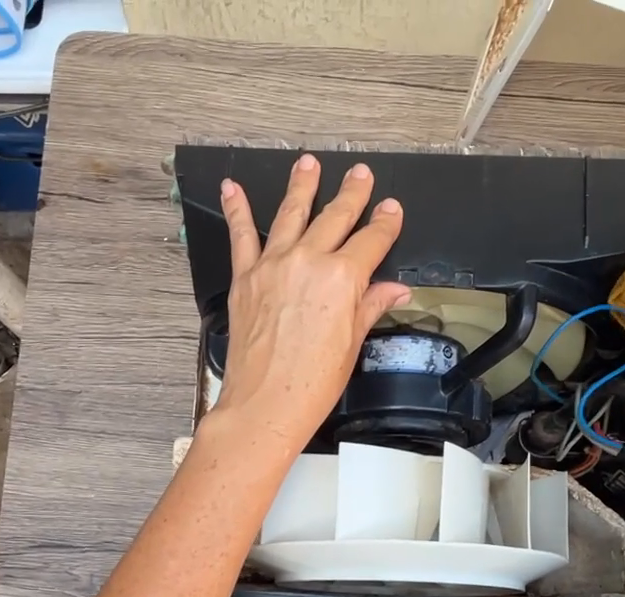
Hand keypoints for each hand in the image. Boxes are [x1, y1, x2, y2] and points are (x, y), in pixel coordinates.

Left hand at [208, 154, 410, 456]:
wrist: (265, 404)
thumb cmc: (310, 384)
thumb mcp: (352, 344)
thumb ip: (369, 307)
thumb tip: (392, 291)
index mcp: (343, 278)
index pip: (372, 240)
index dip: (385, 223)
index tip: (391, 210)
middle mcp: (307, 262)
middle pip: (335, 217)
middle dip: (351, 194)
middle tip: (360, 175)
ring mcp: (273, 266)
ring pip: (291, 213)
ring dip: (302, 186)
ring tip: (308, 164)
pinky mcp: (245, 278)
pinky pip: (241, 235)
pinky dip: (236, 210)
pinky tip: (232, 189)